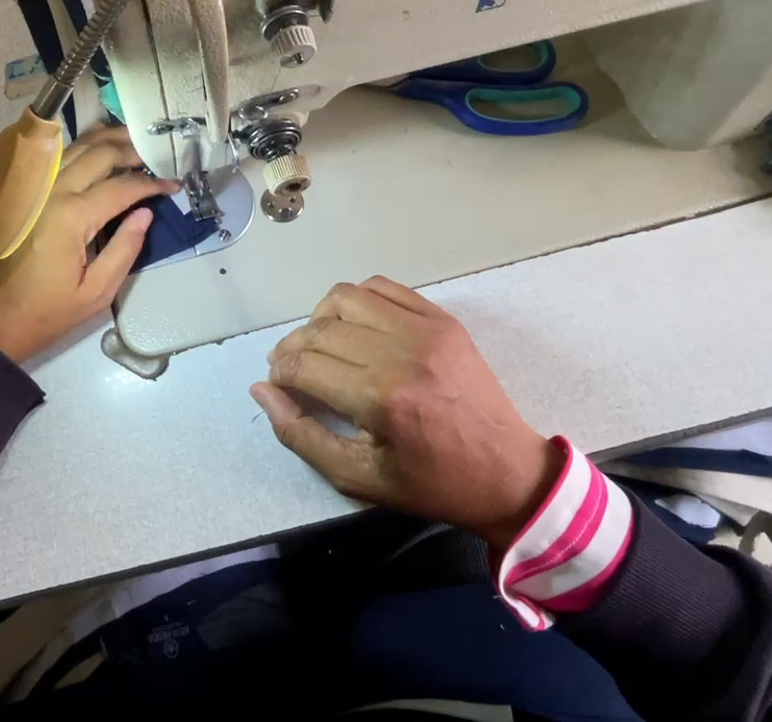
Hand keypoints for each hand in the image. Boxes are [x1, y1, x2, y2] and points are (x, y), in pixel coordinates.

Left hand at [0, 126, 178, 361]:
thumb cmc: (46, 313)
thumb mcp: (96, 292)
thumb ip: (125, 248)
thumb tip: (146, 213)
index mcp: (71, 217)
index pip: (122, 187)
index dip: (152, 183)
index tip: (174, 185)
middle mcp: (51, 192)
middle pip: (99, 154)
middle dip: (131, 150)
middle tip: (156, 155)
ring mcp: (33, 189)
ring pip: (74, 148)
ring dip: (105, 140)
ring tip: (132, 141)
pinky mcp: (22, 194)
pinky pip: (55, 158)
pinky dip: (79, 147)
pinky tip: (95, 147)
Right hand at [251, 276, 561, 548]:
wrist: (509, 473)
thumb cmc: (431, 483)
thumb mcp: (358, 476)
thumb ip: (300, 434)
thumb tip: (262, 391)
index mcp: (380, 399)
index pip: (304, 365)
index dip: (280, 373)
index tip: (278, 385)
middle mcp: (400, 354)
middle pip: (319, 330)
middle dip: (292, 348)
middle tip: (290, 368)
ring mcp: (425, 330)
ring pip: (345, 297)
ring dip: (321, 318)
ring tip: (321, 344)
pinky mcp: (442, 320)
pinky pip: (382, 287)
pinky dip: (356, 300)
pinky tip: (354, 326)